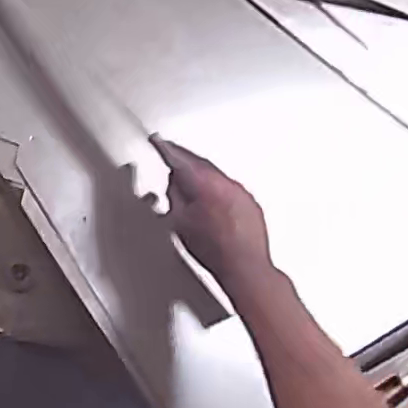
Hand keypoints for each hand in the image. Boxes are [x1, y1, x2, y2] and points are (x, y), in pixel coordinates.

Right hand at [152, 136, 273, 283]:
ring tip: (187, 188)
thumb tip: (174, 181)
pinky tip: (208, 204)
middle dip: (183, 161)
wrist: (243, 267)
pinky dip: (215, 190)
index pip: (179, 158)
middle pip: (199, 164)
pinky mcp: (250, 203)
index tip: (157, 141)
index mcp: (204, 183)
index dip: (165, 148)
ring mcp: (241, 192)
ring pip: (214, 176)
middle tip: (169, 158)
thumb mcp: (179, 220)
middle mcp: (226, 183)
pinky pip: (228, 188)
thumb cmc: (213, 250)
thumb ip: (174, 194)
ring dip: (200, 177)